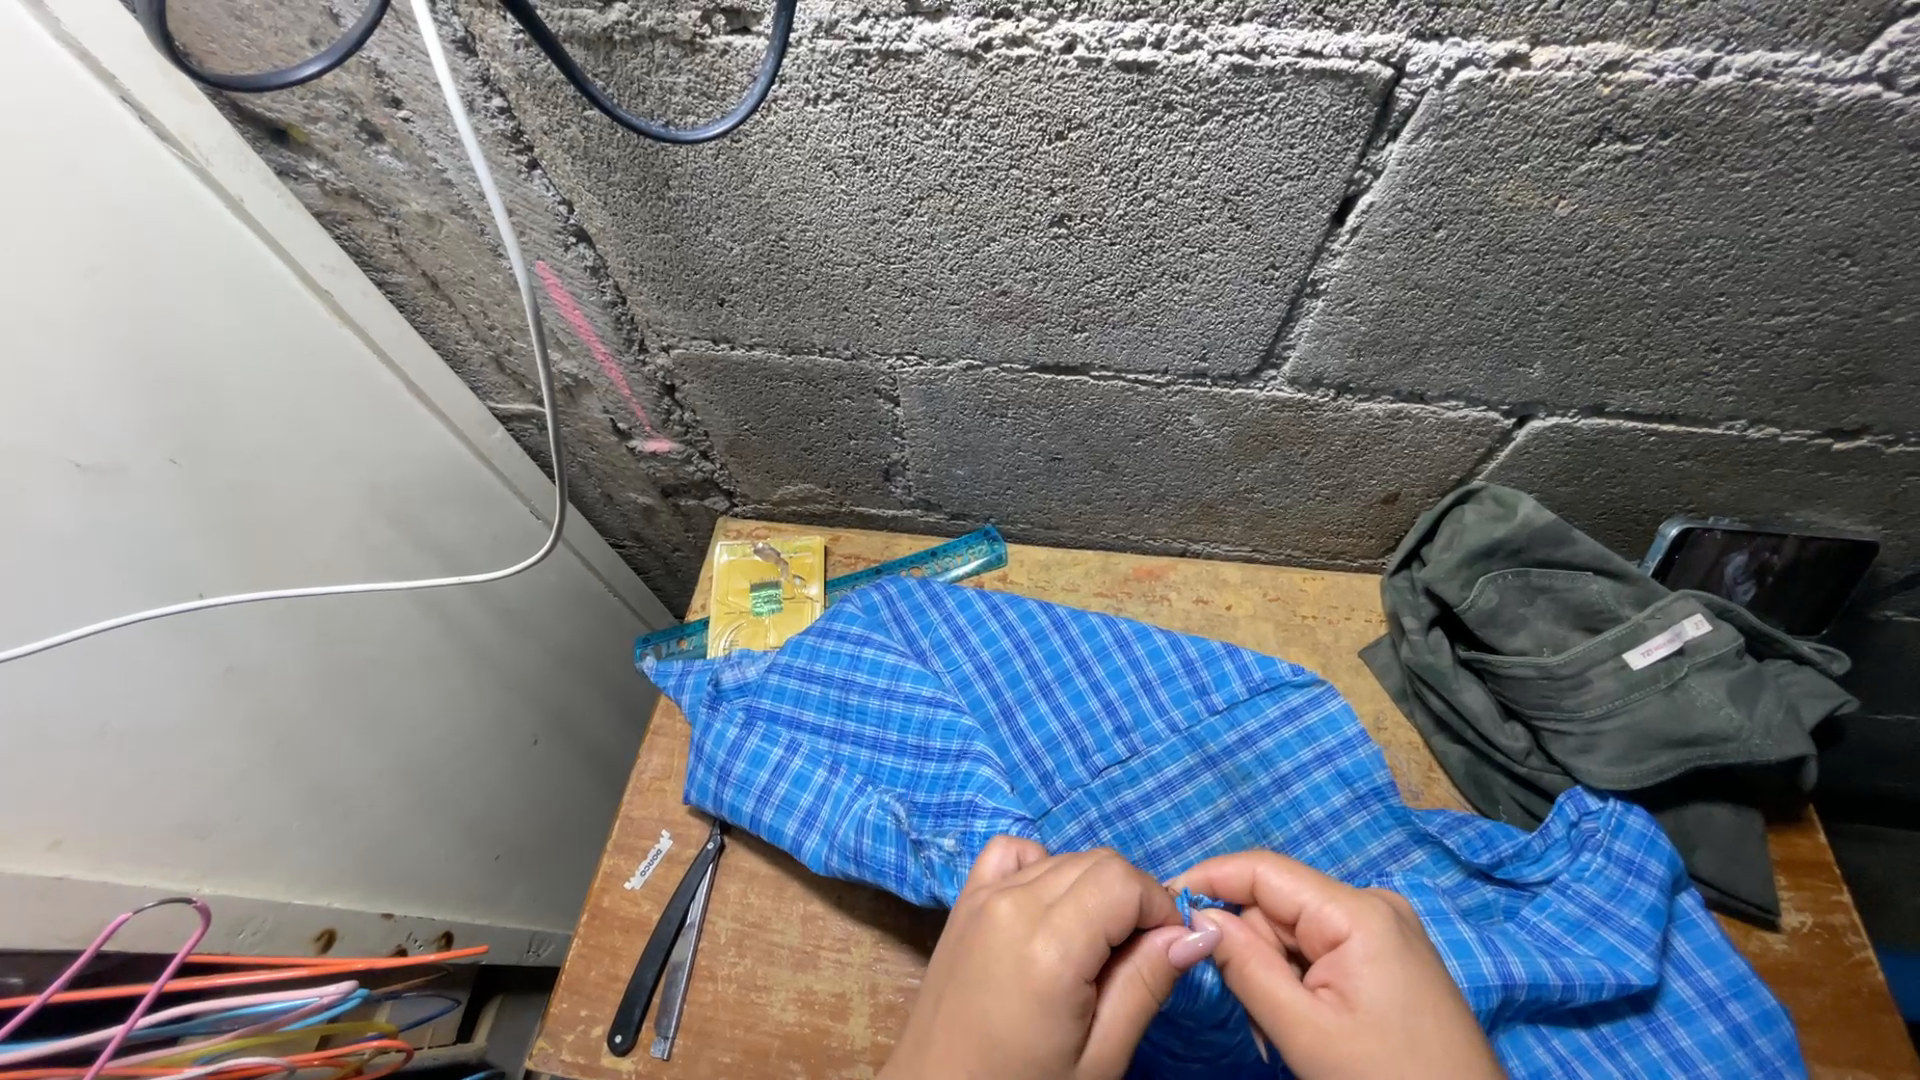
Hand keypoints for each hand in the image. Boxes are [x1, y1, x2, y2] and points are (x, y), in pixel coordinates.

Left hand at [879, 838, 1222, 1079]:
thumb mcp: (1100, 1059)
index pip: (1124, 880)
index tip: (1167, 951)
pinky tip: (1047, 910)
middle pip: (1097, 861)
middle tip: (1133, 960)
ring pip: (1062, 856)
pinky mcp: (965, 897)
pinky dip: (1042, 865)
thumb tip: (1195, 931)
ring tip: (1091, 947)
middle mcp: (1014, 901)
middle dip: (1131, 900)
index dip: (1159, 909)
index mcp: (1049, 943)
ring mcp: (984, 893)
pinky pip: (1013, 852)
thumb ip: (1146, 984)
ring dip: (1092, 888)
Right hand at [1171, 852, 1502, 1079]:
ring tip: (1283, 1035)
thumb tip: (1196, 915)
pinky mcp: (1386, 955)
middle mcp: (1371, 904)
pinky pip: (1316, 950)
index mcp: (1357, 911)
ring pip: (1291, 932)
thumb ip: (1244, 965)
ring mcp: (1383, 929)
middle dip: (1250, 954)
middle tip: (1254, 1018)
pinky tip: (1307, 1024)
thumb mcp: (1305, 1031)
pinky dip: (1297, 983)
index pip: (1262, 871)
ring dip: (1272, 976)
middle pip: (1274, 907)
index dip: (1208, 880)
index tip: (1163, 901)